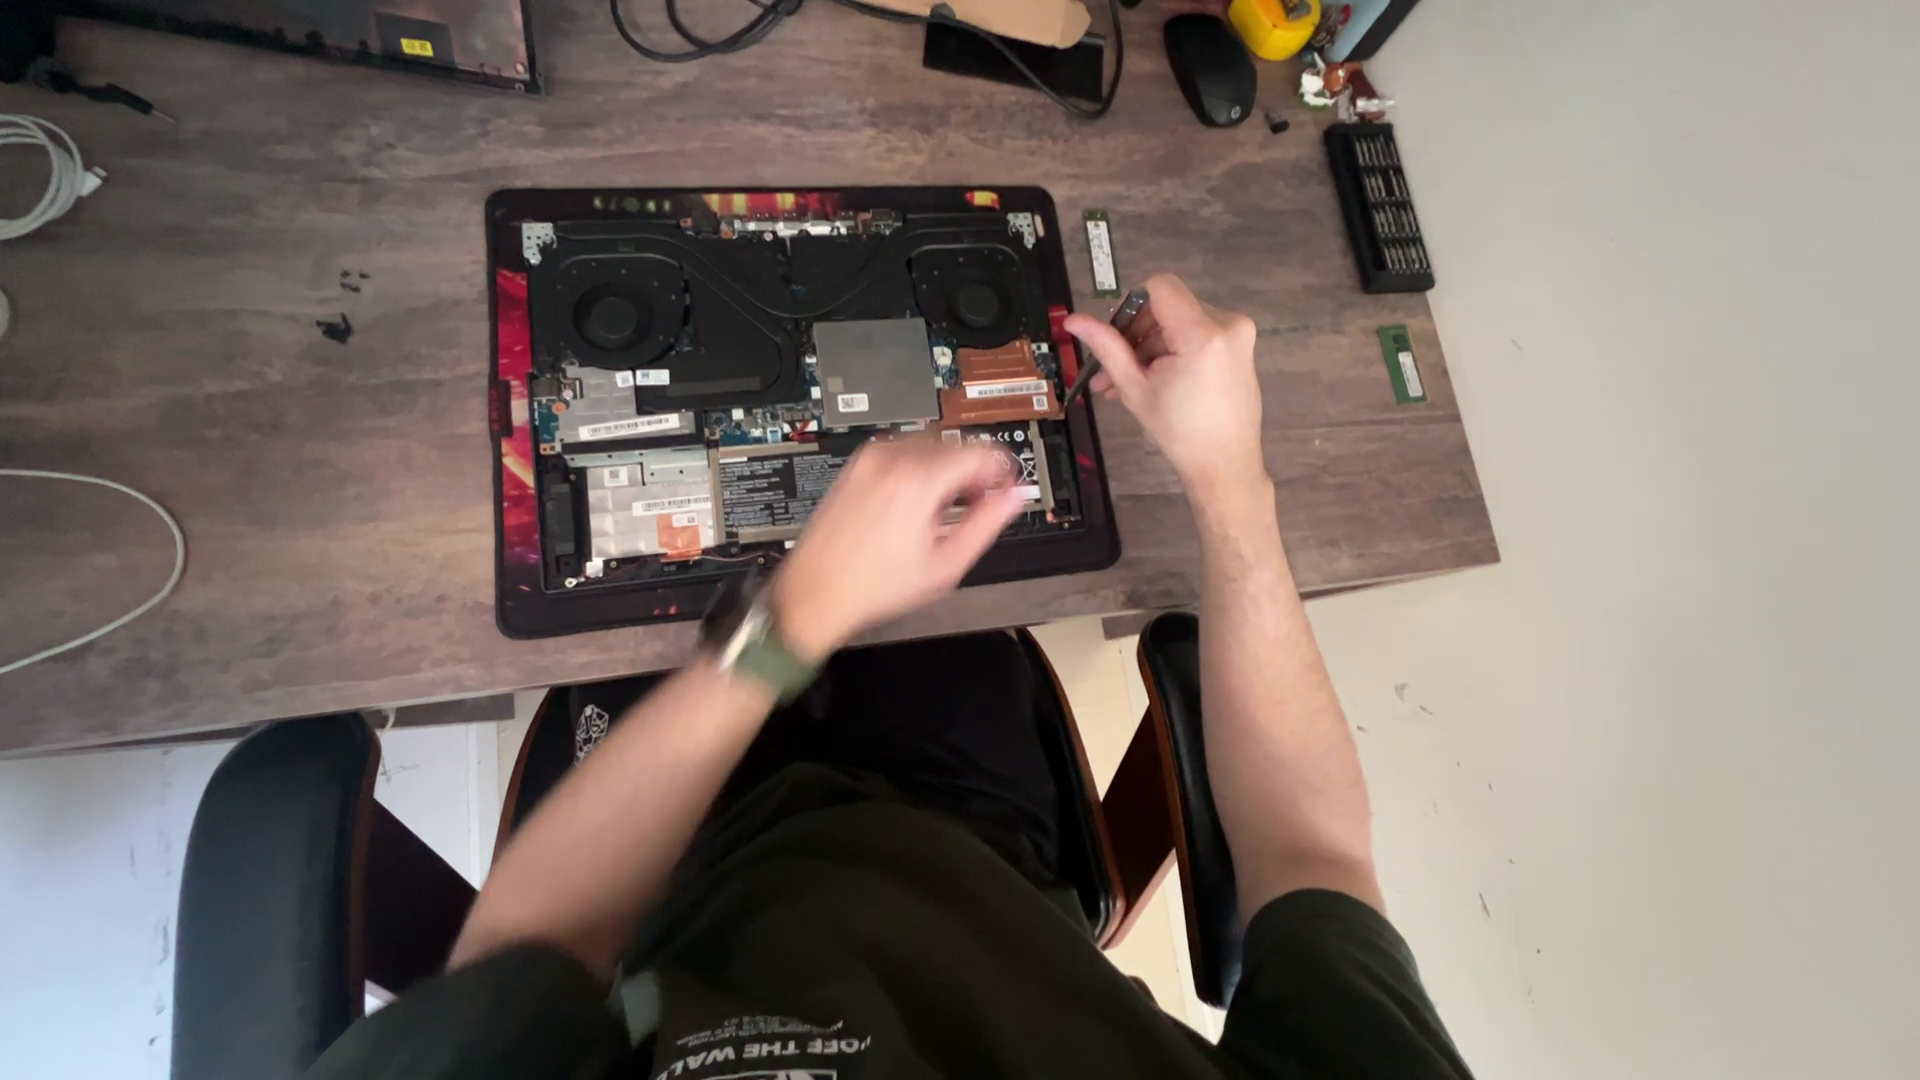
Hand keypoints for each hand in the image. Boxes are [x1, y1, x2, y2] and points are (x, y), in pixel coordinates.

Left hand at [771, 437, 1026, 660]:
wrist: (817, 590)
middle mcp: (892, 460)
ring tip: (948, 506)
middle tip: (982, 500)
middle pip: (955, 443)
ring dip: (948, 467)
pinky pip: (902, 452)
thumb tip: (1012, 498)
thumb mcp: (945, 563)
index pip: (979, 451)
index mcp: (917, 481)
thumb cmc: (872, 585)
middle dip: (975, 469)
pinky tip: (920, 501)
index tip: (1005, 487)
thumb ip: (986, 524)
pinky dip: (920, 467)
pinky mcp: (858, 466)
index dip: (1001, 470)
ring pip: (929, 444)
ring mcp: (871, 460)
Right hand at [1063, 273, 1267, 500]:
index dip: (1131, 305)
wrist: (1224, 464)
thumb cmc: (1179, 432)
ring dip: (1151, 347)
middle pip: (1168, 306)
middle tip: (1112, 369)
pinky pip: (1197, 334)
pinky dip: (1173, 351)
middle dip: (1137, 334)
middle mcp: (1227, 325)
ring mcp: (1238, 334)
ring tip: (1128, 382)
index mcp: (1203, 334)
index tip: (1117, 336)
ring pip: (1180, 322)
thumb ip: (1106, 347)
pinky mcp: (1240, 345)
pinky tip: (1154, 380)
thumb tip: (1074, 320)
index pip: (1160, 287)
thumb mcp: (1135, 388)